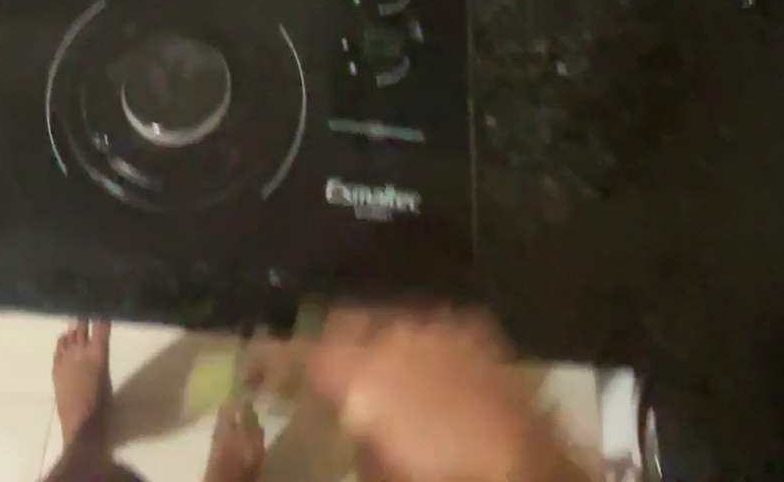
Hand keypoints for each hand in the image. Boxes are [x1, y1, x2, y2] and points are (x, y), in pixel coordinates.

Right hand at [298, 309, 565, 481]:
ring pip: (389, 318)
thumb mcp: (383, 473)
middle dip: (333, 339)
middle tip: (332, 371)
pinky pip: (433, 325)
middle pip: (345, 320)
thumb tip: (357, 426)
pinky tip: (432, 366)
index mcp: (360, 371)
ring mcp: (435, 326)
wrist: (524, 469)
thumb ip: (360, 442)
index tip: (259, 360)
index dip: (275, 357)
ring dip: (380, 339)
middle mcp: (392, 335)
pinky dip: (422, 341)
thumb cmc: (440, 475)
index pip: (300, 353)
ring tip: (387, 370)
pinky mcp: (471, 330)